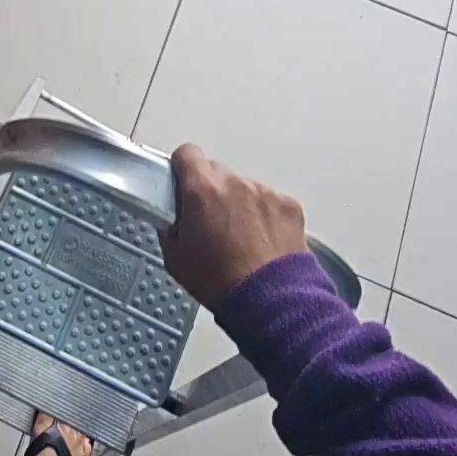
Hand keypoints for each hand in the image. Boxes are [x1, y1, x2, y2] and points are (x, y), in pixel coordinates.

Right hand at [158, 144, 307, 310]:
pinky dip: (265, 215)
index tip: (183, 181)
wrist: (271, 303)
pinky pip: (269, 201)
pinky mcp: (287, 204)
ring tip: (240, 238)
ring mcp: (263, 192)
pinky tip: (262, 242)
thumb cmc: (222, 284)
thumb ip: (169, 228)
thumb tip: (170, 219)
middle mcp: (233, 183)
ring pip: (244, 187)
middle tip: (210, 219)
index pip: (187, 153)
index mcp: (201, 190)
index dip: (183, 166)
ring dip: (239, 203)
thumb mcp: (176, 259)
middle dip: (211, 190)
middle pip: (216, 171)